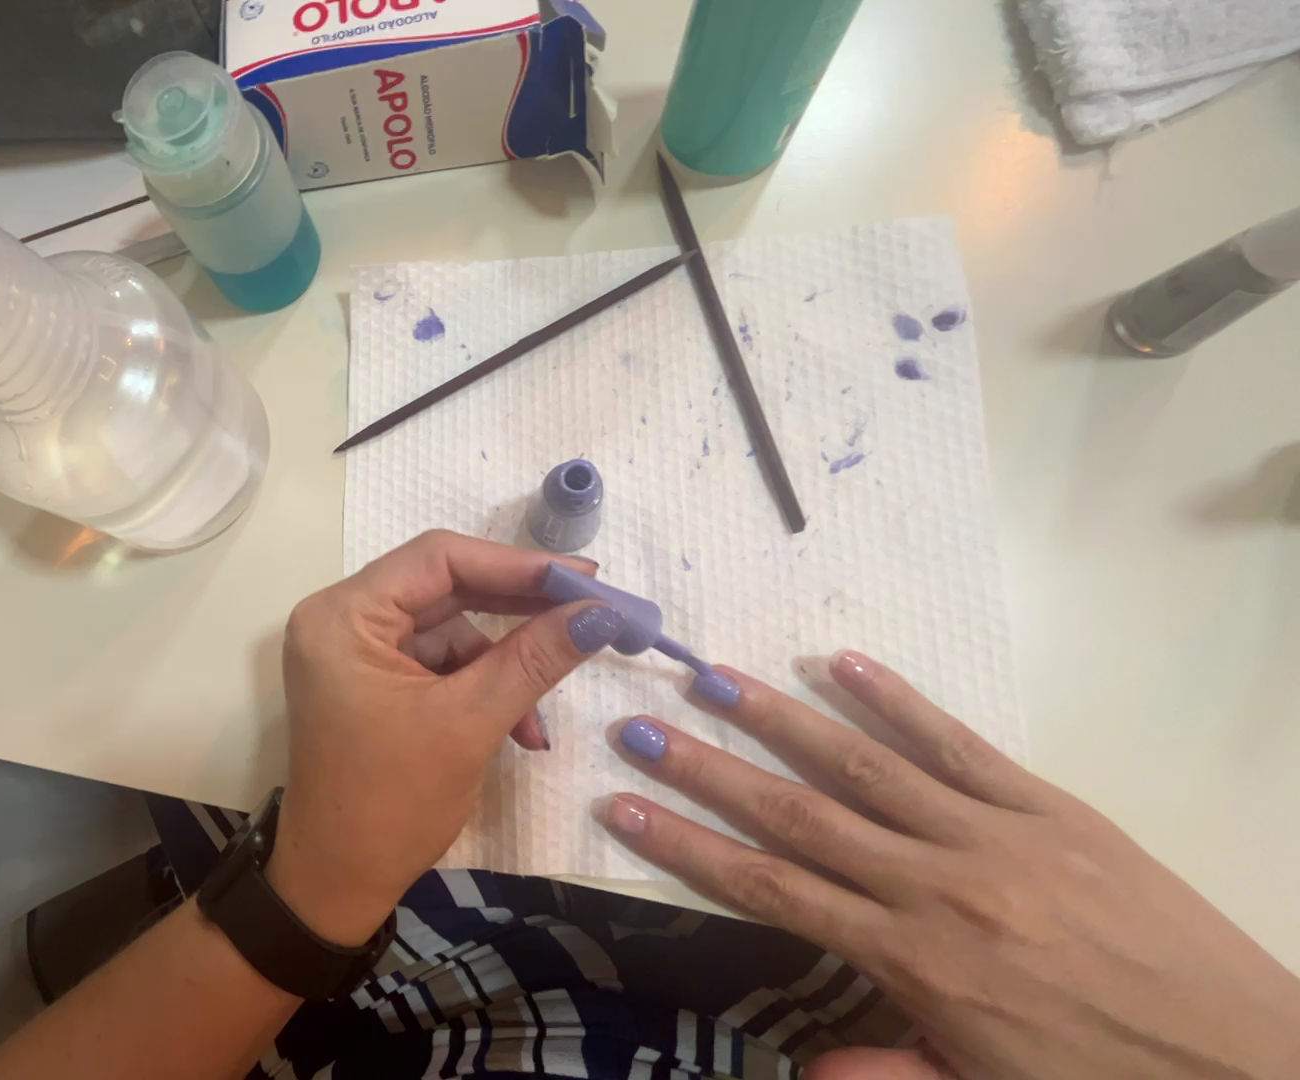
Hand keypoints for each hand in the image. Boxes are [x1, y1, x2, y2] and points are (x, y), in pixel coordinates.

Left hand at [266, 530, 626, 945]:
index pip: (437, 559)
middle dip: (519, 604)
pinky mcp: (372, 675)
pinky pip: (438, 658)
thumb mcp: (469, 723)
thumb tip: (603, 613)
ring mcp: (355, 647)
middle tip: (590, 608)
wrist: (338, 881)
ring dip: (505, 659)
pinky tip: (522, 726)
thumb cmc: (392, 804)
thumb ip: (535, 659)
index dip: (516, 563)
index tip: (586, 578)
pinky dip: (481, 683)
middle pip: (443, 586)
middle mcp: (341, 618)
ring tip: (552, 693)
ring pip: (447, 624)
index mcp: (343, 616)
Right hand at [600, 651, 1299, 1079]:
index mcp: (911, 959)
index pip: (766, 888)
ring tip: (714, 677)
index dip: (683, 846)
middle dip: (704, 769)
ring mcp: (990, 836)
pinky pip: (958, 744)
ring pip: (861, 764)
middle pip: (791, 814)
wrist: (1274, 1079)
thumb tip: (804, 1065)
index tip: (619, 805)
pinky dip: (897, 700)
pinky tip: (842, 661)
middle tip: (639, 725)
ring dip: (779, 718)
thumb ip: (888, 1072)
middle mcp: (933, 885)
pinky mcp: (1048, 808)